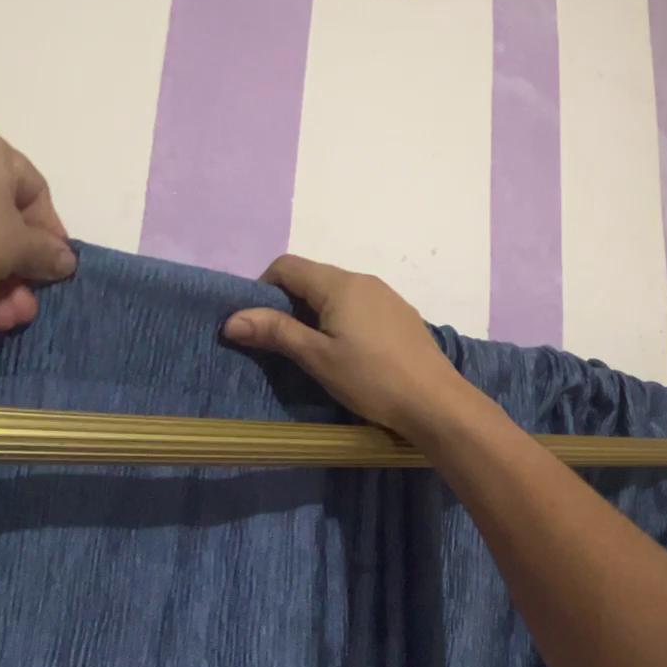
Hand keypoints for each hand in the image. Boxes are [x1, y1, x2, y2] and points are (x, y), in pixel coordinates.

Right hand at [222, 255, 485, 438]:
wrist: (435, 400)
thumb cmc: (371, 379)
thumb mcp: (317, 358)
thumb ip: (276, 333)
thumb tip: (231, 319)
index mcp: (340, 284)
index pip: (287, 266)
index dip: (263, 288)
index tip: (257, 323)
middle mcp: (364, 279)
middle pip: (313, 277)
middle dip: (288, 302)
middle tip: (280, 342)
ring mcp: (386, 295)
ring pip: (337, 291)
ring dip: (315, 311)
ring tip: (312, 350)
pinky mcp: (400, 314)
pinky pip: (359, 304)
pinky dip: (341, 318)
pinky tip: (347, 351)